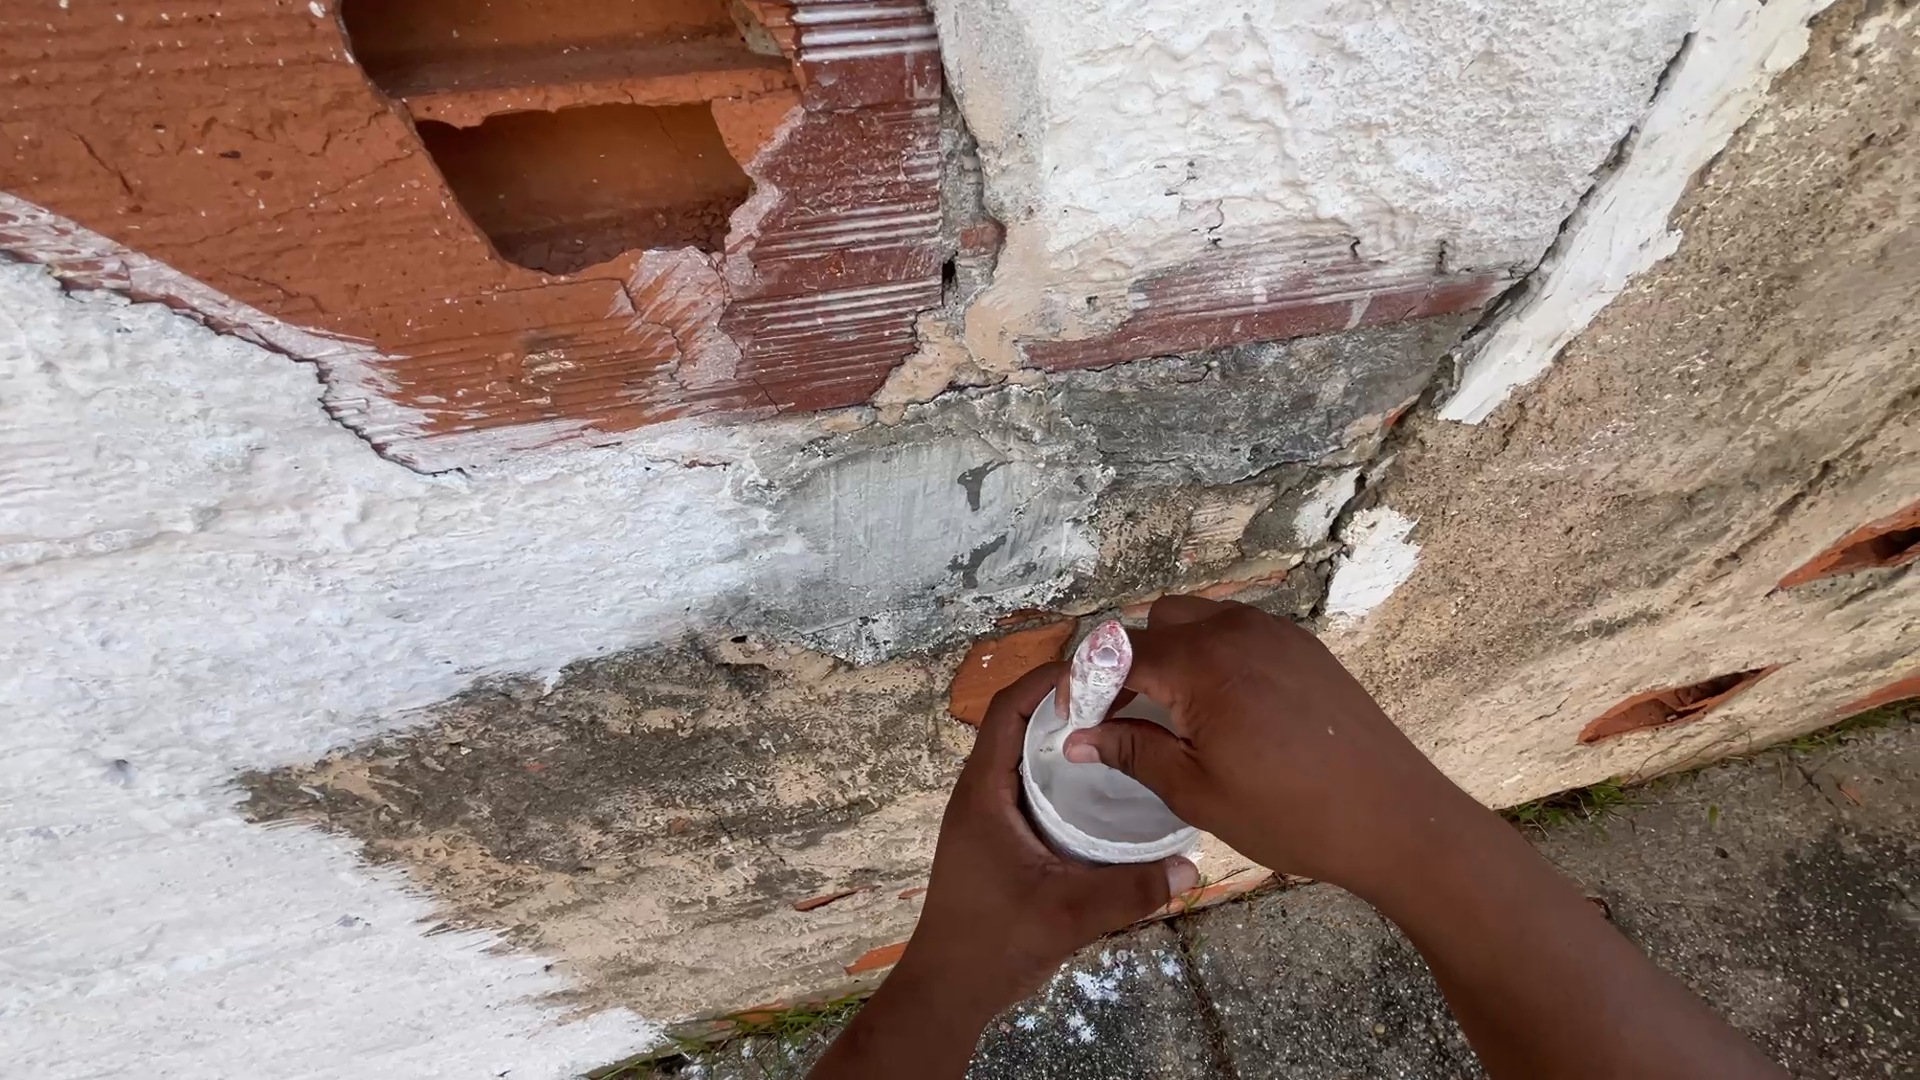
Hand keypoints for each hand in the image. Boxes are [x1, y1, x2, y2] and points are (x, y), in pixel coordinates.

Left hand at [808, 663, 1199, 1079]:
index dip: (1041, 681)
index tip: (1089, 671)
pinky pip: (1023, 779)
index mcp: (983, 791)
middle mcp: (979, 790)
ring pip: (1018, 751)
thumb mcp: (1068, 914)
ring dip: (1056, 734)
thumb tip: (1191, 866)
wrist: (949, 987)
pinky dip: (1054, 768)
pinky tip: (1094, 786)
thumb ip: (1129, 891)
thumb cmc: (995, 941)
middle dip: (1058, 701)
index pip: (1005, 711)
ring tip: (1110, 728)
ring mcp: (983, 811)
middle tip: (1114, 696)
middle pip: (1014, 723)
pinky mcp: (993, 831)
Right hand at [1060, 596, 1478, 899]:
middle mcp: (1233, 629)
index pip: (1118, 653)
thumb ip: (1130, 751)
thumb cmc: (1289, 814)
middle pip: (1155, 622)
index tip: (1079, 719)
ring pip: (1196, 615)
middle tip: (1132, 713)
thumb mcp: (1195, 791)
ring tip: (1180, 706)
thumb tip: (1076, 738)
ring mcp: (1272, 630)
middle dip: (1130, 661)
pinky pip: (1236, 626)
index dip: (1088, 683)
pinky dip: (1213, 650)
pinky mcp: (1301, 643)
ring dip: (1172, 650)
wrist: (1399, 819)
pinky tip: (1228, 700)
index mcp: (1201, 664)